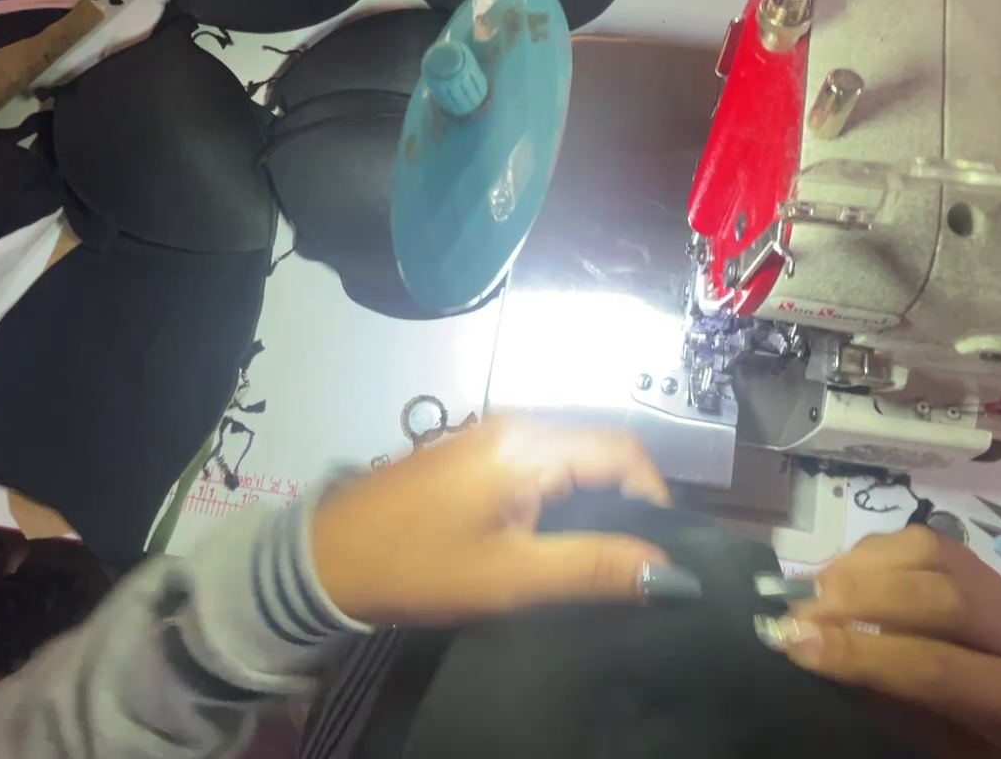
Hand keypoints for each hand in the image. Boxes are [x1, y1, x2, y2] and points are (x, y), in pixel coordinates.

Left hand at [311, 418, 680, 624]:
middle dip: (629, 500)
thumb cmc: (420, 566)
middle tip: (634, 561)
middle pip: (602, 448)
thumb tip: (671, 572)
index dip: (655, 499)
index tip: (658, 556)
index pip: (624, 451)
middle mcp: (519, 422)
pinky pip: (546, 461)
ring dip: (598, 498)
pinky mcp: (481, 449)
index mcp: (530, 443)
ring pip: (575, 454)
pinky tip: (559, 535)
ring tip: (602, 554)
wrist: (329, 557)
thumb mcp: (512, 577)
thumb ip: (594, 568)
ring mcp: (497, 431)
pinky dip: (567, 493)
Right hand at [762, 526, 1000, 748]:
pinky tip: (840, 573)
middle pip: (940, 598)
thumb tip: (809, 647)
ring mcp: (998, 585)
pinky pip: (916, 537)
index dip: (863, 653)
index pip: (938, 668)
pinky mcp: (970, 558)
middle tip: (802, 609)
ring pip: (929, 552)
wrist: (999, 707)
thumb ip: (879, 691)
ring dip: (862, 568)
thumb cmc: (961, 735)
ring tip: (816, 588)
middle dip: (861, 599)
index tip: (798, 642)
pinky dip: (869, 552)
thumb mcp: (927, 734)